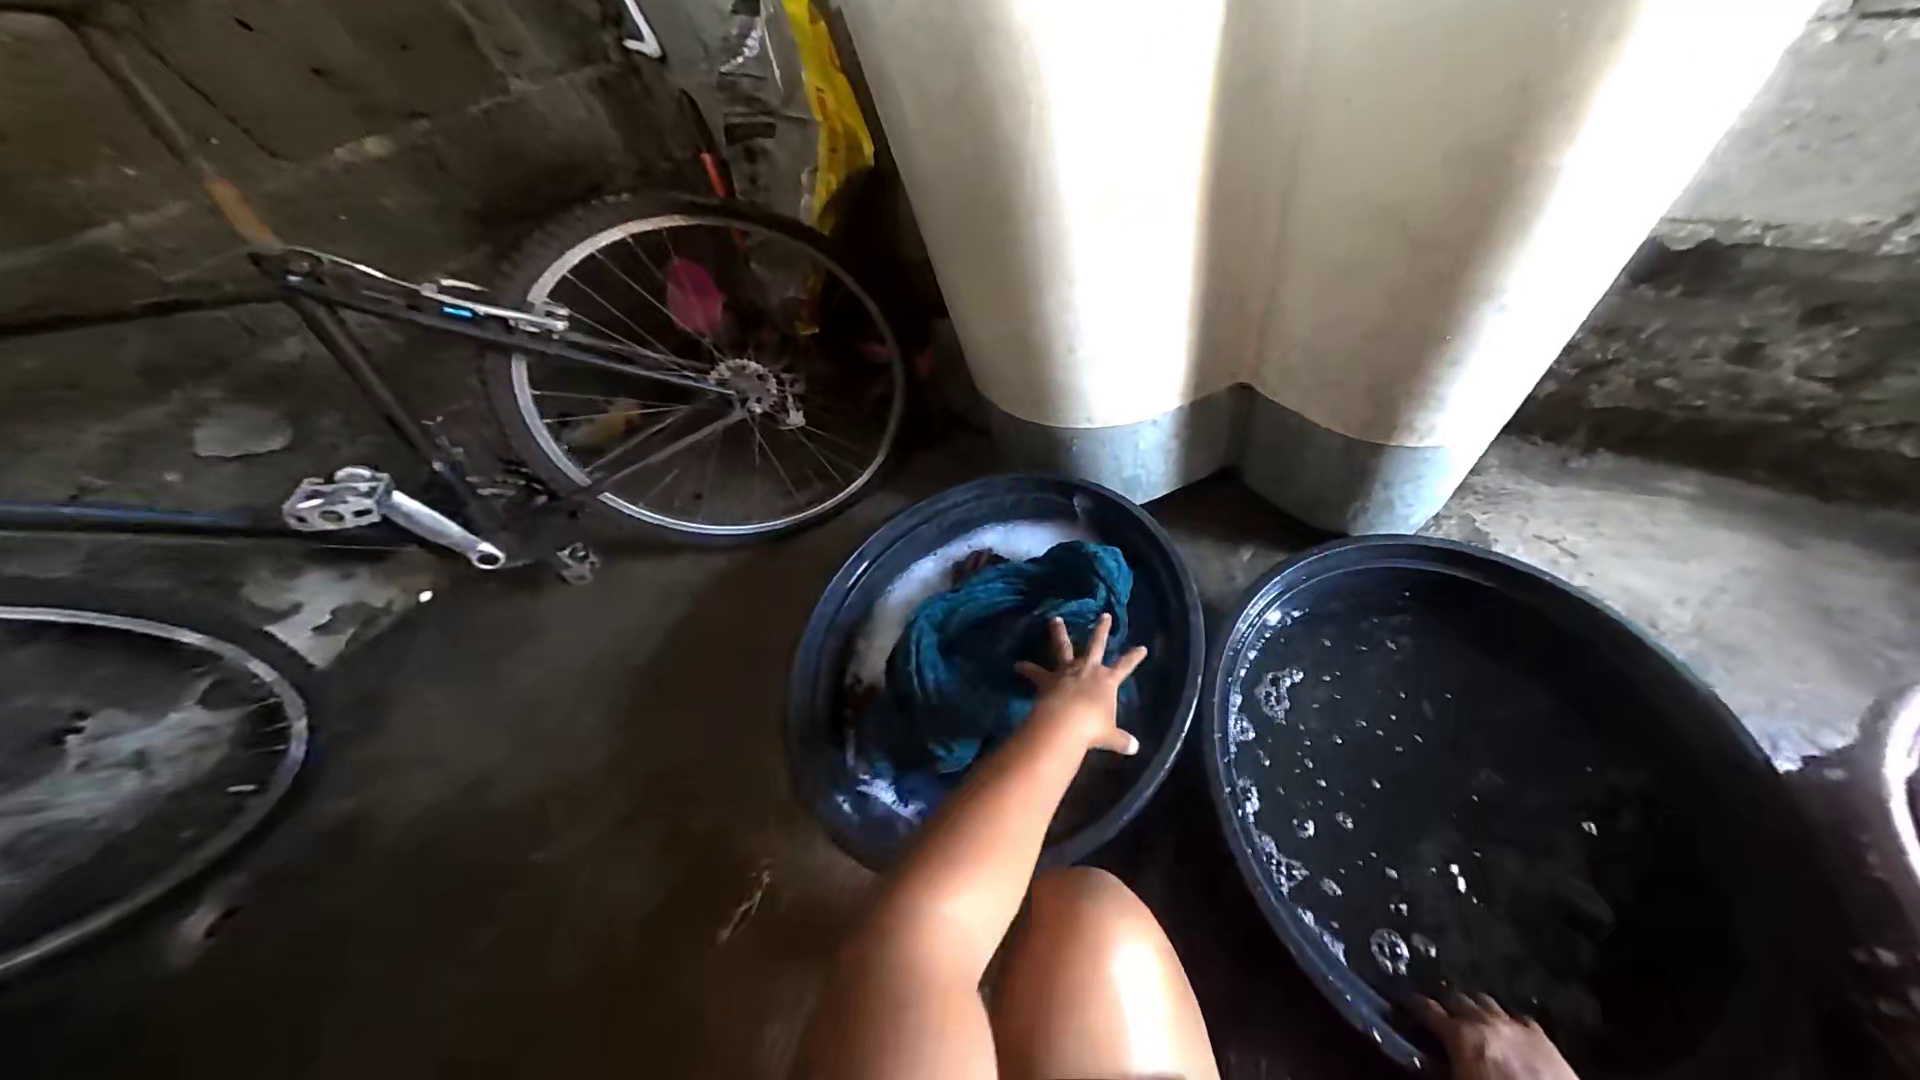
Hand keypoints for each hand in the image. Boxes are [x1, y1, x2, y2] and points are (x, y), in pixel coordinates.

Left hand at [1014, 613, 1145, 756]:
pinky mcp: (1048, 678)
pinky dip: (1026, 668)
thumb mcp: (1111, 736)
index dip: (1134, 657)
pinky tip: (1017, 665)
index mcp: (1108, 681)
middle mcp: (1089, 669)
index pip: (1126, 666)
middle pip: (1096, 644)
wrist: (1066, 722)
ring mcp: (1067, 670)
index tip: (1142, 647)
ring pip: (1063, 646)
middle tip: (1104, 615)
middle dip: (1101, 629)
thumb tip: (1134, 748)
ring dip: (1059, 633)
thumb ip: (1121, 740)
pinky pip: (1035, 671)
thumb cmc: (1093, 728)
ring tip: (1055, 619)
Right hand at [1414, 993, 1578, 1079]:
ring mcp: (1513, 1025)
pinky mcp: (1541, 1036)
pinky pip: (1518, 1018)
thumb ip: (1440, 1067)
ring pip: (1485, 1001)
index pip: (1425, 1008)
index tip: (1403, 1002)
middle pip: (1456, 997)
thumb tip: (1421, 1057)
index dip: (1412, 1003)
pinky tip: (1509, 1032)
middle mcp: (1482, 1020)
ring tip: (1474, 1018)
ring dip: (1476, 1008)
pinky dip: (1509, 1021)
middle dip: (1446, 1004)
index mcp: (1458, 1034)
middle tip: (1442, 1014)